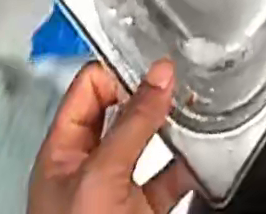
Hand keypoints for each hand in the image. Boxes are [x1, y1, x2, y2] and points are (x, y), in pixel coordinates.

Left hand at [29, 59, 193, 213]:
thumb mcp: (102, 177)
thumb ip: (132, 122)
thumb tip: (160, 72)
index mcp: (63, 152)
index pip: (90, 87)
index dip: (120, 70)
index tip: (154, 66)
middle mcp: (88, 165)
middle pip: (121, 108)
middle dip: (152, 93)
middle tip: (181, 80)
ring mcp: (115, 189)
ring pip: (148, 138)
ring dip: (173, 123)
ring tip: (196, 106)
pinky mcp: (140, 212)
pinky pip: (168, 175)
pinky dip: (187, 162)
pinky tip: (202, 155)